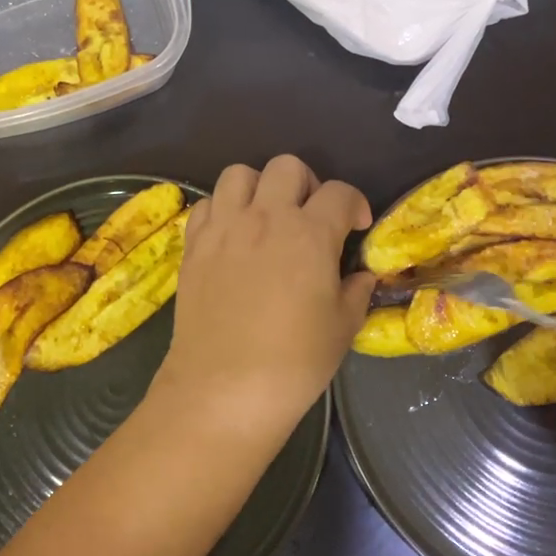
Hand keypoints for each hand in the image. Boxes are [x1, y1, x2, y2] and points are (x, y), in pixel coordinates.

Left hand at [154, 155, 374, 436]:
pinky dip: (223, 209)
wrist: (224, 388)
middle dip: (307, 184)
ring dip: (259, 187)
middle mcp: (265, 217)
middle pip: (287, 167)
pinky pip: (208, 203)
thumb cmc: (294, 361)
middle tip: (310, 216)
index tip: (356, 226)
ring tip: (266, 216)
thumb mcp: (342, 327)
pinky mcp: (194, 243)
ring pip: (240, 173)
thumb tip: (361, 275)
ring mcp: (224, 227)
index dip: (354, 204)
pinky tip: (232, 235)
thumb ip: (355, 291)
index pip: (339, 193)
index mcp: (309, 234)